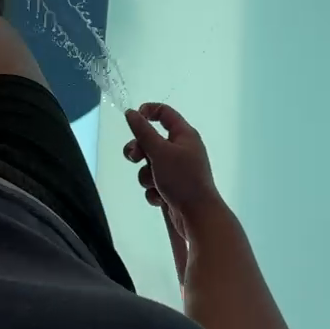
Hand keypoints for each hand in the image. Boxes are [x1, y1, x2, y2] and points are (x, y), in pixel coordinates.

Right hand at [124, 103, 226, 281]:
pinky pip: (154, 182)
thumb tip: (131, 112)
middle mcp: (182, 150)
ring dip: (146, 175)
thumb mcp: (159, 151)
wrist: (198, 217)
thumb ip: (143, 131)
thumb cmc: (181, 179)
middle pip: (152, 140)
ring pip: (150, 164)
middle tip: (134, 157)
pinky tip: (160, 198)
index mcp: (184, 135)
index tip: (132, 119)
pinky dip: (154, 190)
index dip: (147, 112)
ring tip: (154, 184)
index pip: (164, 112)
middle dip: (140, 150)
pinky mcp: (173, 188)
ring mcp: (178, 170)